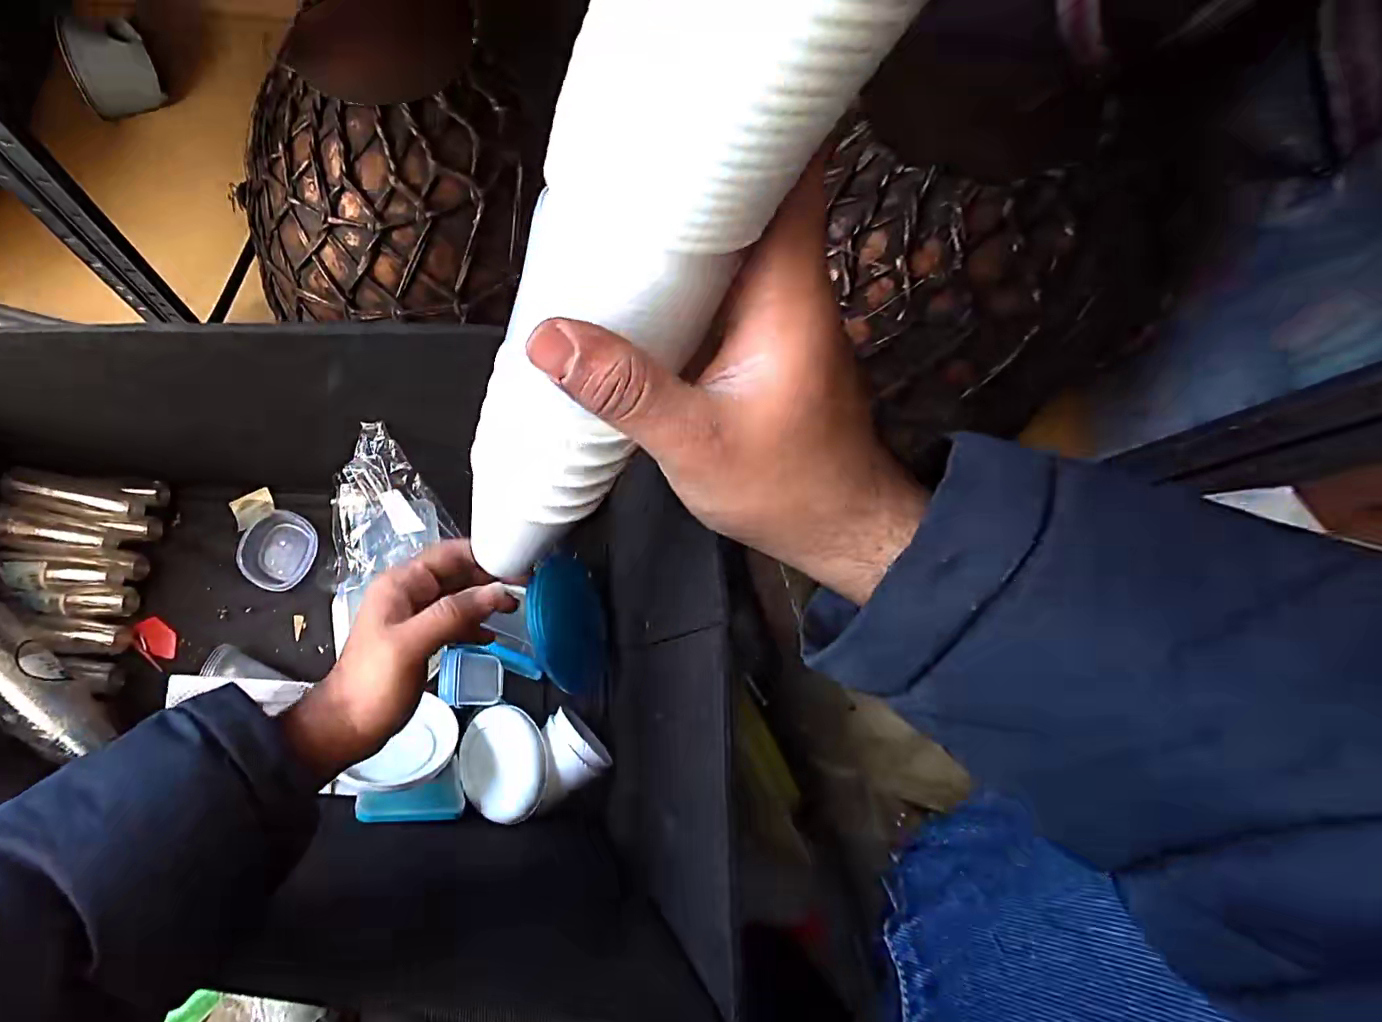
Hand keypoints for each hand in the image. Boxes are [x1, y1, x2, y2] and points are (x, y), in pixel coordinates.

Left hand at [283, 540, 517, 779]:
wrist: (348, 724)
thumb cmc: (373, 683)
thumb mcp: (411, 644)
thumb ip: (452, 614)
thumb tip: (496, 593)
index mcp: (400, 585)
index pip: (447, 555)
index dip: (482, 554)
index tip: (515, 563)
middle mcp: (407, 594)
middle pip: (454, 574)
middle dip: (488, 578)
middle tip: (523, 587)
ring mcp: (412, 617)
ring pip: (455, 598)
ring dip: (483, 601)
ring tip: (513, 609)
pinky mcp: (418, 639)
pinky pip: (451, 621)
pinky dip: (471, 624)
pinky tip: (489, 635)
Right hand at [523, 157, 927, 602]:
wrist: (831, 527)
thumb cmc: (785, 486)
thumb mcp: (693, 443)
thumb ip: (624, 390)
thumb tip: (550, 343)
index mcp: (785, 292)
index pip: (786, 172)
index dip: (739, 137)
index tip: (674, 134)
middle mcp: (783, 289)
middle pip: (741, 201)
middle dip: (681, 185)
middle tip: (611, 185)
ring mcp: (766, 315)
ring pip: (721, 248)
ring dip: (671, 238)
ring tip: (603, 234)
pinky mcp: (750, 342)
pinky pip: (707, 293)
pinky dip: (669, 288)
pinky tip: (623, 301)